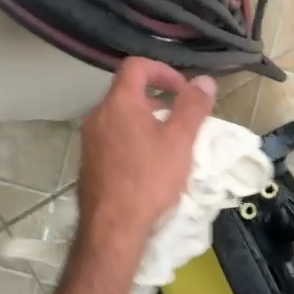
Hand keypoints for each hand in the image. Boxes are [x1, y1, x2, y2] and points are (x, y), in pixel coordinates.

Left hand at [75, 58, 215, 244]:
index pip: (136, 66)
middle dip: (159, 100)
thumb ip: (193, 107)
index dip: (163, 71)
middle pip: (128, 92)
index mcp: (119, 104)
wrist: (113, 227)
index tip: (183, 91)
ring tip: (168, 145)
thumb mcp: (180, 141)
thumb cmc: (149, 180)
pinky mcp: (89, 163)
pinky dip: (133, 140)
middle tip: (181, 121)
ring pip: (121, 118)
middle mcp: (98, 116)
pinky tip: (148, 166)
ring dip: (147, 122)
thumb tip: (205, 81)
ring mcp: (89, 140)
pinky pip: (113, 139)